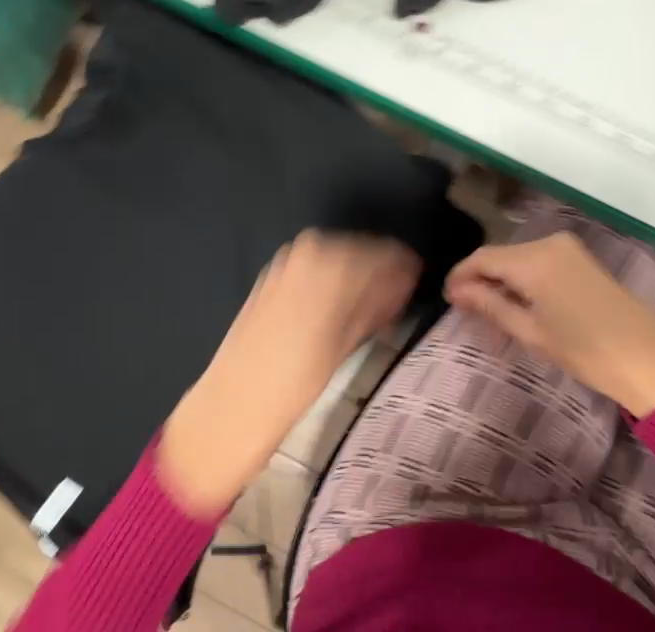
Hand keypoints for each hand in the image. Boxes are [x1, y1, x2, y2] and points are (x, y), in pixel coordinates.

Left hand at [160, 232, 419, 515]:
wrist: (235, 403)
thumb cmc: (296, 381)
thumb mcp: (347, 343)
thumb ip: (377, 305)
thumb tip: (402, 285)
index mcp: (333, 262)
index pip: (387, 253)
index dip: (406, 269)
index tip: (419, 284)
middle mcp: (310, 249)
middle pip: (362, 250)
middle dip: (382, 271)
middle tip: (399, 298)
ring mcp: (288, 259)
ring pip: (339, 256)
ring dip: (359, 275)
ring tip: (373, 306)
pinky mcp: (273, 274)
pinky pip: (316, 266)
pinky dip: (334, 279)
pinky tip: (342, 306)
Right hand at [446, 232, 654, 417]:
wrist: (646, 358)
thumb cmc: (584, 350)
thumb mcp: (531, 331)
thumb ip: (491, 305)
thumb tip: (458, 291)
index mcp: (533, 260)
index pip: (483, 258)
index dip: (461, 275)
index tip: (448, 298)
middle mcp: (549, 243)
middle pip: (501, 254)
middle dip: (481, 277)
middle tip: (466, 308)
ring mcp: (568, 248)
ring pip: (520, 257)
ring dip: (503, 278)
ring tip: (491, 309)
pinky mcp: (580, 257)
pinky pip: (540, 260)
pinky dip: (524, 276)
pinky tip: (520, 301)